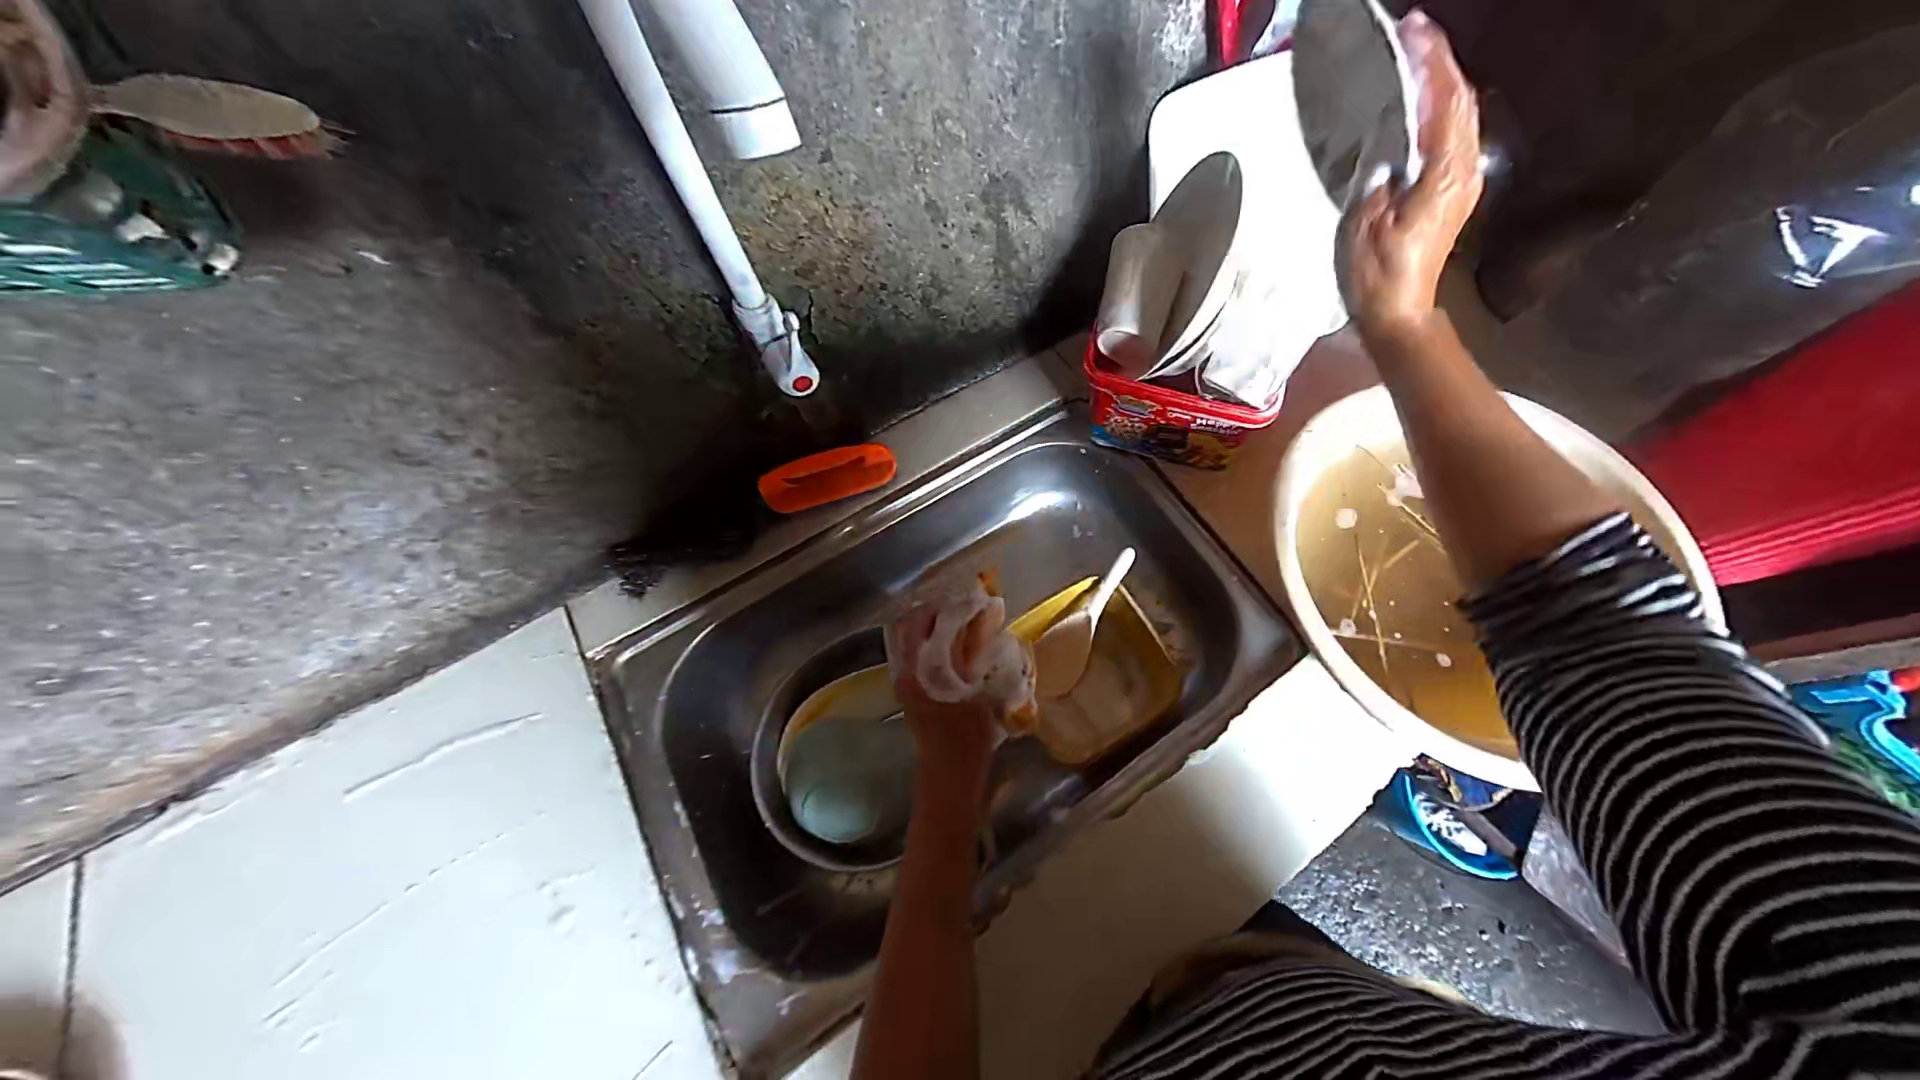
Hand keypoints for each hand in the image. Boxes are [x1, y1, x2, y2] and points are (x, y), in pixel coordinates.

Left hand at [887, 604, 1003, 787]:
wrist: (948, 769)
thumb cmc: (971, 735)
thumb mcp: (984, 692)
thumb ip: (980, 657)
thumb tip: (984, 625)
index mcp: (931, 669)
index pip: (941, 622)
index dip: (960, 605)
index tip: (978, 598)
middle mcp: (909, 668)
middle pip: (914, 621)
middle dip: (938, 607)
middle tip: (962, 604)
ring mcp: (901, 675)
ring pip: (903, 631)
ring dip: (925, 619)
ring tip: (949, 616)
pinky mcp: (900, 683)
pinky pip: (903, 646)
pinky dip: (919, 635)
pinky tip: (940, 638)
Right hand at [1346, 10, 1483, 342]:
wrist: (1400, 313)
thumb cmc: (1376, 274)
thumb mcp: (1364, 223)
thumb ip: (1376, 175)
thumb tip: (1384, 142)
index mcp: (1443, 172)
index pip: (1444, 99)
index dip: (1431, 60)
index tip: (1413, 28)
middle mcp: (1463, 168)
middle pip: (1460, 99)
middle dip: (1439, 62)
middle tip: (1414, 34)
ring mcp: (1462, 181)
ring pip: (1460, 115)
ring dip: (1441, 83)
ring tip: (1416, 62)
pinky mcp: (1451, 194)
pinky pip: (1451, 137)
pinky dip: (1439, 110)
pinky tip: (1421, 106)